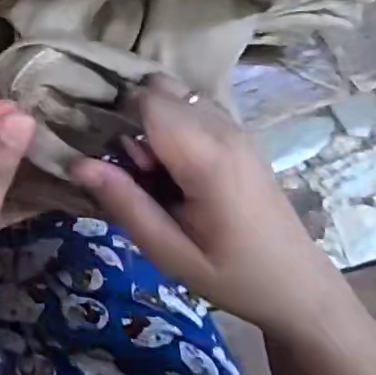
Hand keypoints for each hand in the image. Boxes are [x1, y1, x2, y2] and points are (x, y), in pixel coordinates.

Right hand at [71, 75, 343, 333]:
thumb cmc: (233, 275)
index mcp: (206, 155)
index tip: (126, 165)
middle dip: (137, 119)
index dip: (123, 123)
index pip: (148, 99)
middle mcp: (222, 127)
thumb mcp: (170, 253)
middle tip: (144, 172)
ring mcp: (234, 125)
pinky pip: (192, 103)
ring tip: (163, 171)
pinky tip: (181, 167)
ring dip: (156, 120)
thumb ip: (124, 203)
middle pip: (158, 88)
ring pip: (174, 92)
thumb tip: (76, 163)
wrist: (300, 286)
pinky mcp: (239, 130)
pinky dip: (174, 122)